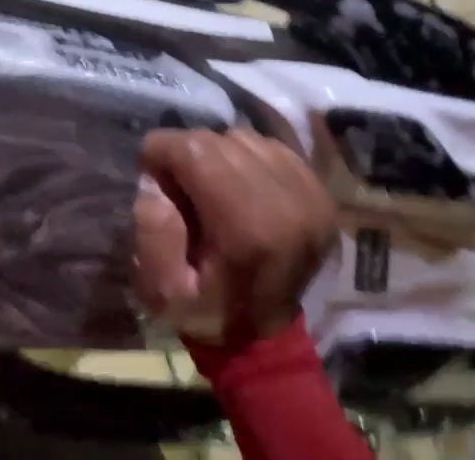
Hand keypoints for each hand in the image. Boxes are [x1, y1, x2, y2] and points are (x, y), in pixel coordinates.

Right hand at [133, 128, 338, 346]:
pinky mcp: (321, 195)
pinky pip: (270, 147)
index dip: (159, 154)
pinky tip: (237, 184)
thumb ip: (152, 233)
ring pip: (243, 138)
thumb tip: (154, 185)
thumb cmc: (205, 311)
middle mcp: (289, 203)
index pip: (193, 149)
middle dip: (184, 153)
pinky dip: (245, 156)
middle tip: (176, 186)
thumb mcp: (162, 288)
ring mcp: (312, 197)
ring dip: (215, 153)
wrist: (263, 335)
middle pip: (216, 140)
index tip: (152, 181)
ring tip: (208, 186)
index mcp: (249, 228)